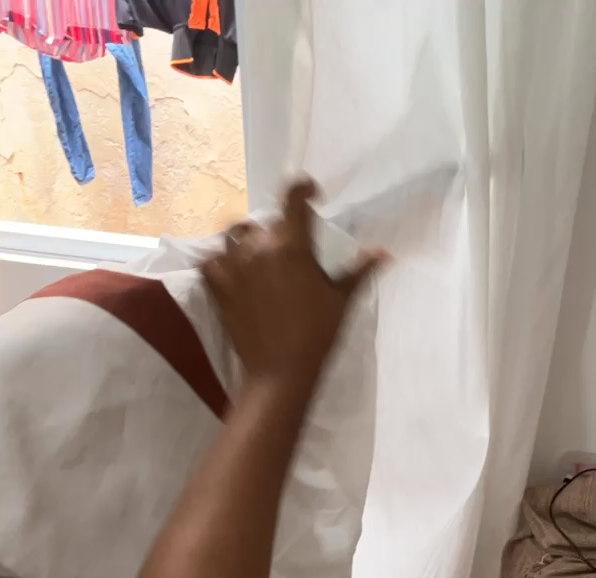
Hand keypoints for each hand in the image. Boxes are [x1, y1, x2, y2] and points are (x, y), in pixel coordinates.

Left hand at [203, 178, 384, 395]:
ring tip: (259, 257)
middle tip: (292, 253)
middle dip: (280, 230)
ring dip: (248, 240)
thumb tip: (385, 253)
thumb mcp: (341, 300)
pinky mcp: (218, 287)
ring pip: (235, 235)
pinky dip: (218, 260)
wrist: (280, 372)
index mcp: (292, 245)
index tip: (312, 194)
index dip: (303, 188)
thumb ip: (359, 271)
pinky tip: (230, 269)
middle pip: (266, 222)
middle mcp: (258, 248)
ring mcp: (233, 266)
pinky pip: (210, 260)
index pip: (293, 197)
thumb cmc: (317, 335)